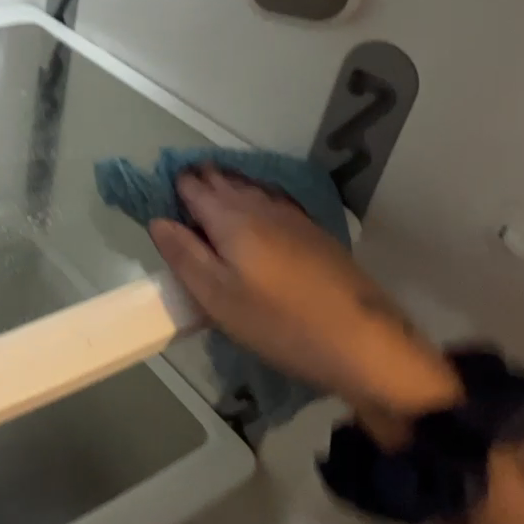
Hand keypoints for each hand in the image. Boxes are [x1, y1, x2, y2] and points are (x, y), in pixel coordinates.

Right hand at [150, 168, 460, 445]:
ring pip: (252, 190)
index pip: (195, 190)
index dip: (175, 186)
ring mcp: (294, 220)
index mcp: (232, 221)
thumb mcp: (216, 297)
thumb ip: (184, 255)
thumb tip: (157, 220)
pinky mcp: (316, 236)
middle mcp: (262, 209)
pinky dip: (255, 197)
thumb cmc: (278, 323)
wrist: (366, 343)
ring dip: (229, 186)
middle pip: (226, 184)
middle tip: (182, 183)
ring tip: (213, 188)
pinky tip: (257, 208)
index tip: (158, 188)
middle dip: (202, 180)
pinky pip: (274, 202)